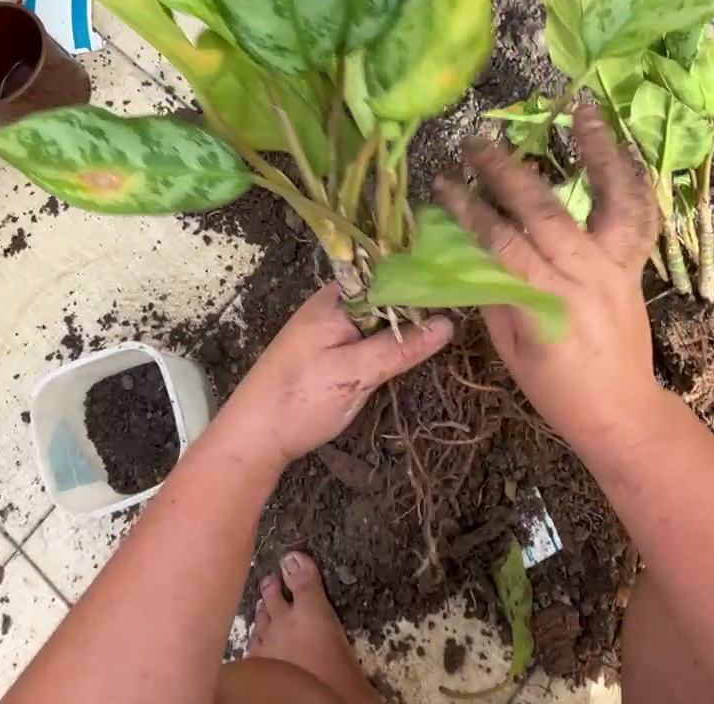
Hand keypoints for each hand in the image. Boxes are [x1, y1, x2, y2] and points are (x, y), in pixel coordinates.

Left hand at [217, 283, 451, 468]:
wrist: (253, 439)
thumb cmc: (300, 400)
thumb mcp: (356, 374)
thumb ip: (400, 347)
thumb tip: (448, 323)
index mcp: (336, 298)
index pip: (388, 274)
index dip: (421, 281)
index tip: (457, 290)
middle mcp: (334, 304)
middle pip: (386, 296)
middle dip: (416, 306)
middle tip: (459, 314)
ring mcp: (332, 327)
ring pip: (380, 318)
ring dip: (404, 327)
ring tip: (447, 328)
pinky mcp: (332, 349)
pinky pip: (369, 335)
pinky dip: (389, 342)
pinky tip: (412, 350)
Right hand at [435, 100, 664, 453]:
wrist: (622, 412)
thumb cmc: (557, 390)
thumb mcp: (511, 349)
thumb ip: (495, 291)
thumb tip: (469, 244)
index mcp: (548, 306)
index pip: (502, 244)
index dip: (470, 210)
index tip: (444, 183)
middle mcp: (588, 278)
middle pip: (546, 213)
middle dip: (506, 173)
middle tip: (476, 143)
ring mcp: (619, 268)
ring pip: (611, 200)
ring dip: (596, 152)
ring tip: (580, 112)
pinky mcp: (635, 265)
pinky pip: (639, 214)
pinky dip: (630, 177)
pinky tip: (618, 147)